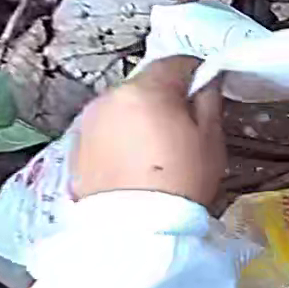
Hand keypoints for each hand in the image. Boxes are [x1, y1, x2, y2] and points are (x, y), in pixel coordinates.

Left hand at [72, 56, 224, 207]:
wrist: (135, 225)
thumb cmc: (183, 178)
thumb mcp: (211, 139)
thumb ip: (209, 101)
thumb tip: (207, 81)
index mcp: (147, 90)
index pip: (176, 62)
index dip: (197, 72)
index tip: (208, 90)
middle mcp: (110, 97)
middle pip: (146, 84)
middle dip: (167, 97)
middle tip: (187, 125)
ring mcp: (88, 120)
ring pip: (125, 106)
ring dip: (143, 116)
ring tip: (161, 147)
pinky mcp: (76, 145)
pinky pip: (108, 129)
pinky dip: (124, 136)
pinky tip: (138, 161)